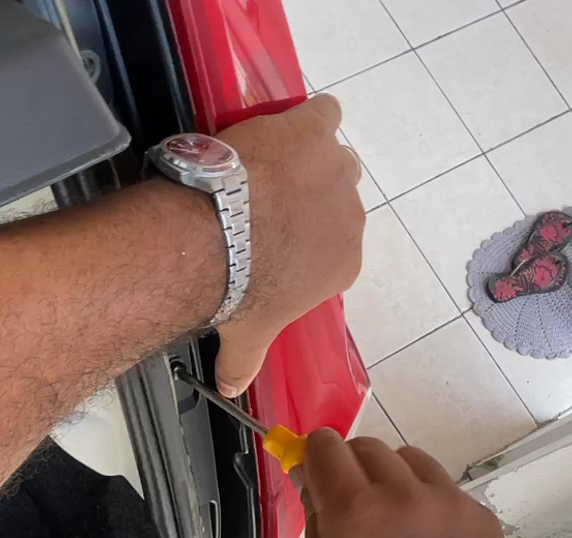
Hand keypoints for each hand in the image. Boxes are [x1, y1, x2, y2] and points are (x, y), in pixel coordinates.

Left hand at [211, 95, 363, 396]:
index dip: (306, 245)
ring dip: (307, 164)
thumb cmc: (242, 290)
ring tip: (267, 172)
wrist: (220, 237)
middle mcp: (351, 216)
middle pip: (335, 202)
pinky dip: (306, 119)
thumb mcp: (246, 336)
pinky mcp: (315, 128)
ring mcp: (337, 169)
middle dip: (307, 205)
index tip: (276, 245)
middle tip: (265, 210)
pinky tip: (282, 130)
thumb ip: (243, 364)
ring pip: (331, 159)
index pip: (334, 249)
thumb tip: (232, 390)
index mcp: (344, 264)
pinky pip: (324, 113)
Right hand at [294, 430, 521, 537]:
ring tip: (395, 519)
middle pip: (366, 445)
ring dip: (392, 477)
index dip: (314, 455)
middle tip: (353, 501)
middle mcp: (401, 493)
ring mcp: (447, 499)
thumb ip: (313, 522)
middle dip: (351, 466)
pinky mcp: (478, 512)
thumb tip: (311, 483)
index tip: (315, 471)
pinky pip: (443, 489)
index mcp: (353, 511)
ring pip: (409, 458)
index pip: (325, 446)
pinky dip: (428, 504)